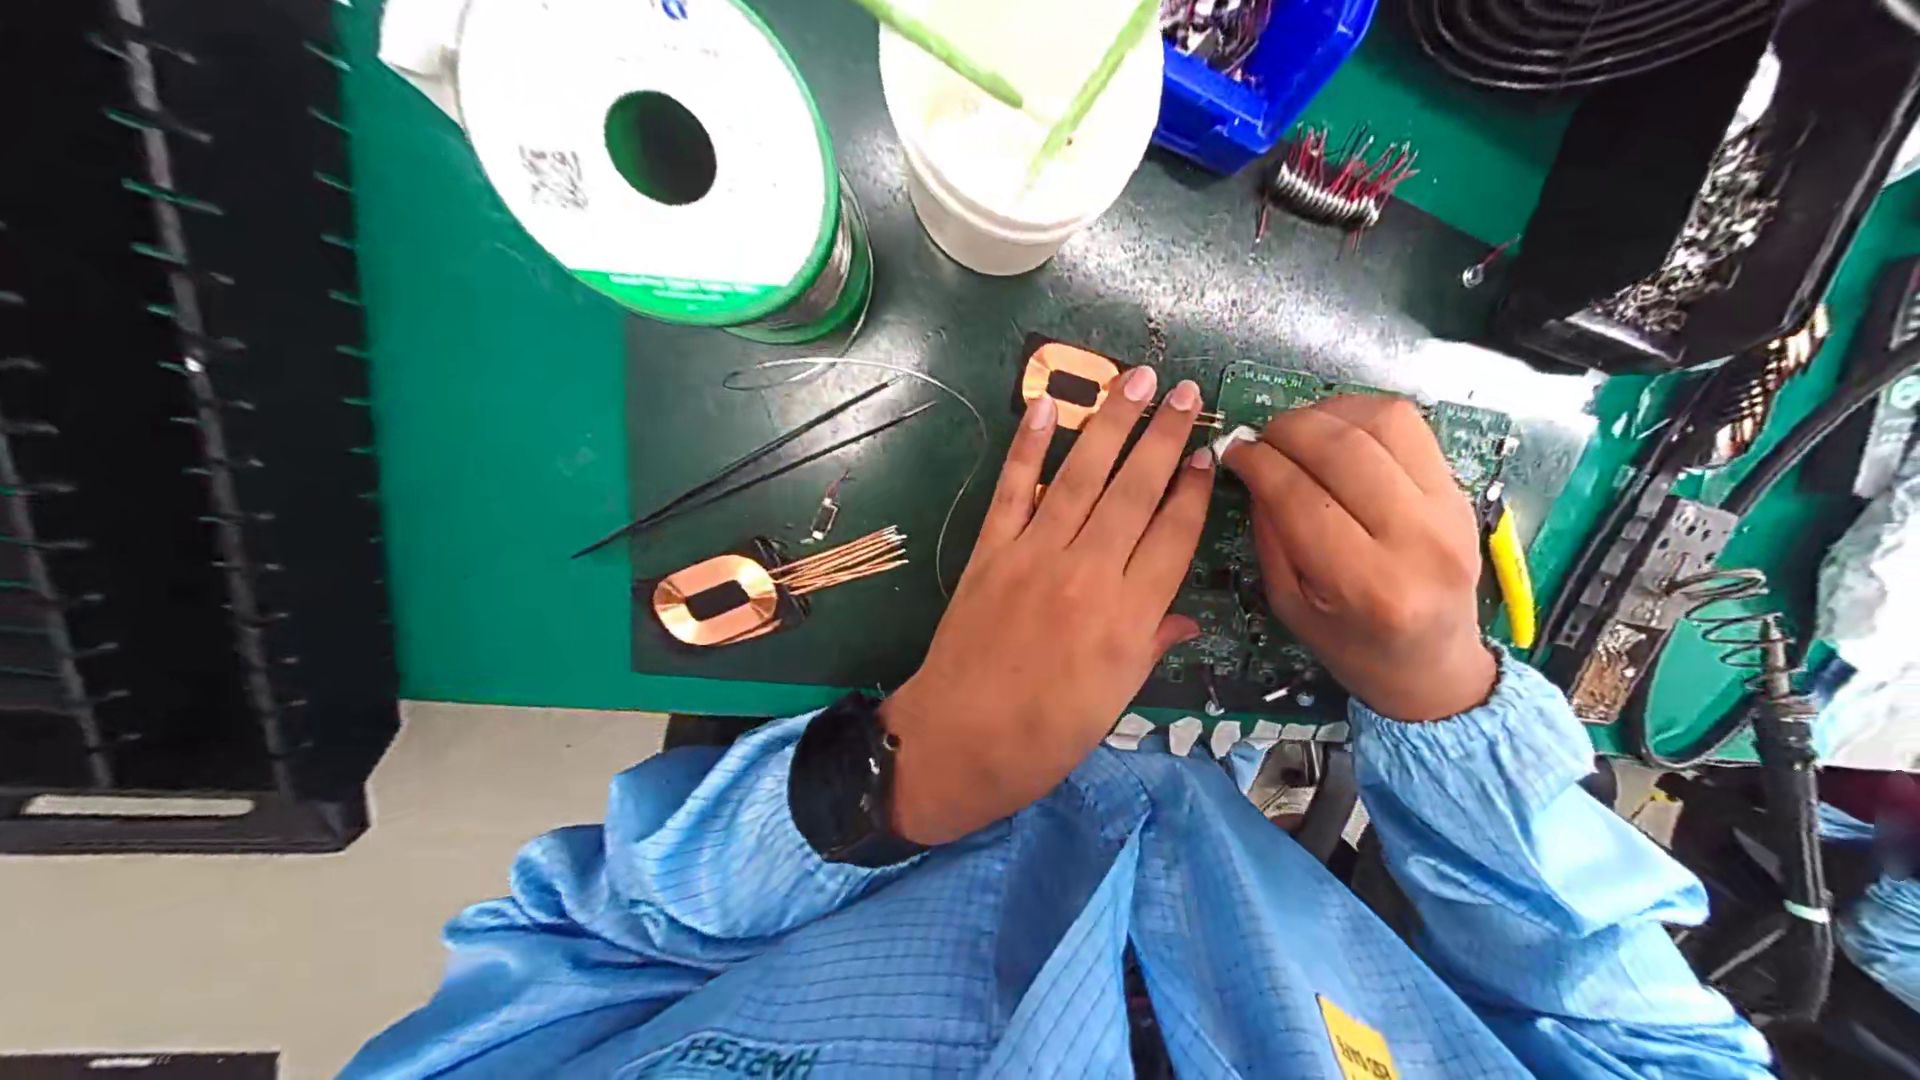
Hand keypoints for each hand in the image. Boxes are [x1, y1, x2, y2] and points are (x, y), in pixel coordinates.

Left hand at [882, 367, 1214, 844]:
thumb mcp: (1114, 701)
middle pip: (1135, 493)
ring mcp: (1033, 556)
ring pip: (1080, 478)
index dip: (1194, 491)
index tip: (1208, 452)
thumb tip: (1187, 617)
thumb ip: (1150, 645)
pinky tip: (1044, 406)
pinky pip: (1011, 490)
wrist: (958, 741)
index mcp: (1127, 618)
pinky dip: (1027, 447)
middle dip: (1164, 438)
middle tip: (1186, 393)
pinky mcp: (989, 553)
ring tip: (1136, 379)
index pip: (1173, 537)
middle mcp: (1086, 574)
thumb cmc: (1045, 736)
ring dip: (1110, 423)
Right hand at [1221, 395, 1494, 721]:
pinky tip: (1335, 428)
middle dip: (1287, 430)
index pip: (1298, 496)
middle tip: (1260, 437)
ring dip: (1326, 414)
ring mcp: (1448, 510)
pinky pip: (1411, 426)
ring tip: (1297, 430)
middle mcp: (1416, 540)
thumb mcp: (1288, 603)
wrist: (1433, 665)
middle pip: (1343, 450)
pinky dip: (1363, 413)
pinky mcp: (1460, 491)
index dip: (1257, 463)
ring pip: (1383, 423)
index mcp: (1365, 584)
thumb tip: (1252, 468)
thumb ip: (1270, 534)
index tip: (1233, 451)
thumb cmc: (1351, 645)